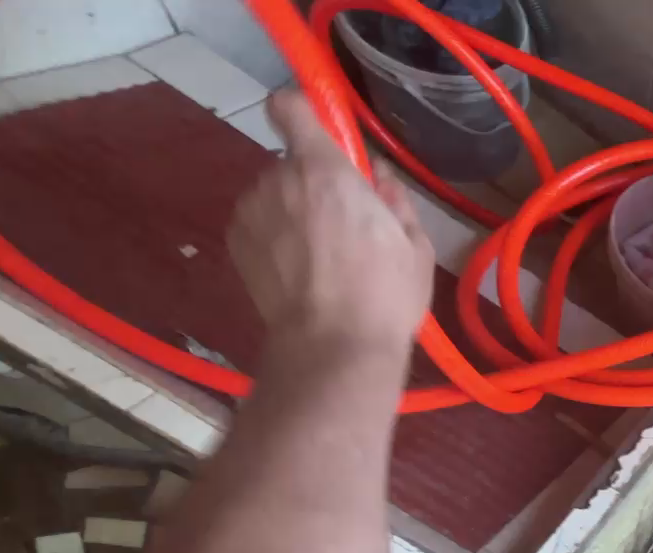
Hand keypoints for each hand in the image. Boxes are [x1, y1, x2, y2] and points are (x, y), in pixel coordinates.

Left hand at [226, 90, 433, 355]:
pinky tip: (306, 273)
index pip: (292, 108)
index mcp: (326, 172)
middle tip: (350, 229)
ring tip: (329, 259)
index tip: (326, 140)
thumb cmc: (388, 295)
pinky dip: (281, 238)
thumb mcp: (415, 249)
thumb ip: (396, 203)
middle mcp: (278, 178)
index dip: (306, 115)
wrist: (335, 344)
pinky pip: (263, 223)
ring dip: (298, 213)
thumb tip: (380, 181)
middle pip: (294, 164)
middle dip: (318, 186)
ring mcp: (252, 209)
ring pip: (278, 195)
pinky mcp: (237, 239)